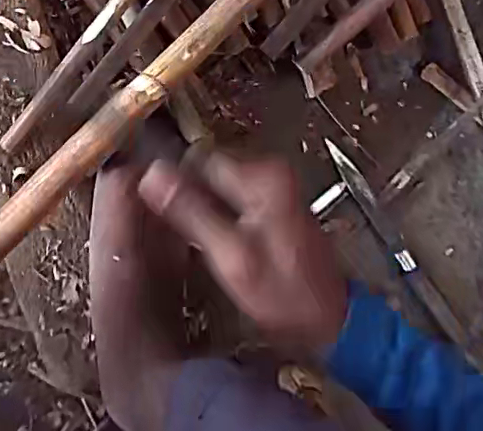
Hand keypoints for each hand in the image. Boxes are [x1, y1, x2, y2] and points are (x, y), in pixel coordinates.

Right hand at [138, 152, 348, 360]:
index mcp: (261, 174)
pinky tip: (216, 235)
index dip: (175, 183)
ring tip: (200, 236)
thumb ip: (189, 210)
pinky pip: (227, 190)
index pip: (195, 158)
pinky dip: (215, 208)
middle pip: (204, 165)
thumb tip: (149, 173)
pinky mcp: (271, 196)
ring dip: (200, 202)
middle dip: (188, 193)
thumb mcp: (230, 256)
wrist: (333, 325)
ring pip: (213, 178)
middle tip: (184, 229)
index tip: (165, 211)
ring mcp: (272, 181)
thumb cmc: (285, 295)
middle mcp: (269, 168)